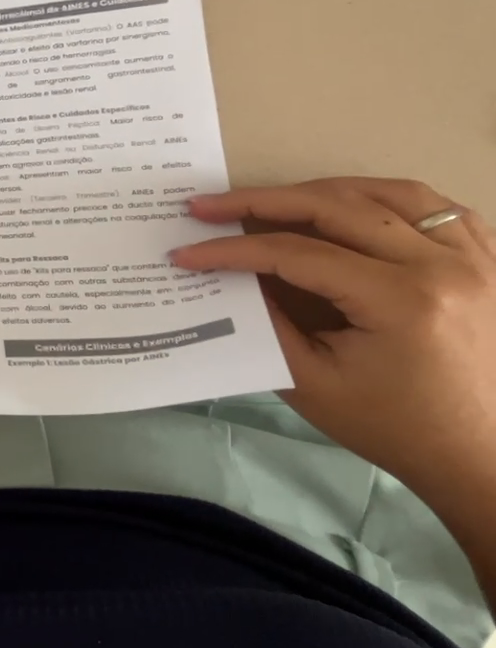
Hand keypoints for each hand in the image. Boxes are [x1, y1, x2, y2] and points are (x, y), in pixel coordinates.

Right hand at [171, 177, 495, 494]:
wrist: (483, 456)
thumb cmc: (391, 424)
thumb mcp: (306, 377)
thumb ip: (263, 318)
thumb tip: (224, 273)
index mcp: (401, 301)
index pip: (294, 253)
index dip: (229, 251)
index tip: (183, 255)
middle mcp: (447, 268)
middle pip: (337, 208)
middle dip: (259, 202)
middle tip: (204, 206)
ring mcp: (480, 262)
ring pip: (392, 195)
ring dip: (321, 191)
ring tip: (270, 200)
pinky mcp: (492, 265)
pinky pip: (438, 209)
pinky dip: (383, 200)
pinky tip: (346, 209)